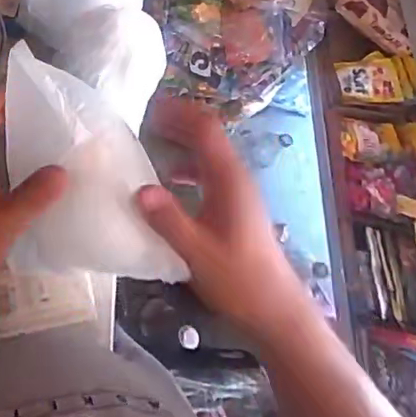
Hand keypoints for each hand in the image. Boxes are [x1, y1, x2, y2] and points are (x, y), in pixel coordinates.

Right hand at [135, 97, 315, 341]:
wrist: (276, 309)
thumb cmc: (239, 279)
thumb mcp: (197, 252)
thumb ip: (168, 220)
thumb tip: (139, 190)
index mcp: (228, 179)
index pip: (206, 130)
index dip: (180, 113)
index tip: (152, 106)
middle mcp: (235, 177)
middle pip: (208, 135)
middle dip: (179, 121)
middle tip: (146, 117)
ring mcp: (238, 191)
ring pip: (208, 153)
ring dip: (183, 141)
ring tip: (153, 140)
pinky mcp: (236, 206)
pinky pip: (209, 172)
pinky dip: (188, 164)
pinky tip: (170, 179)